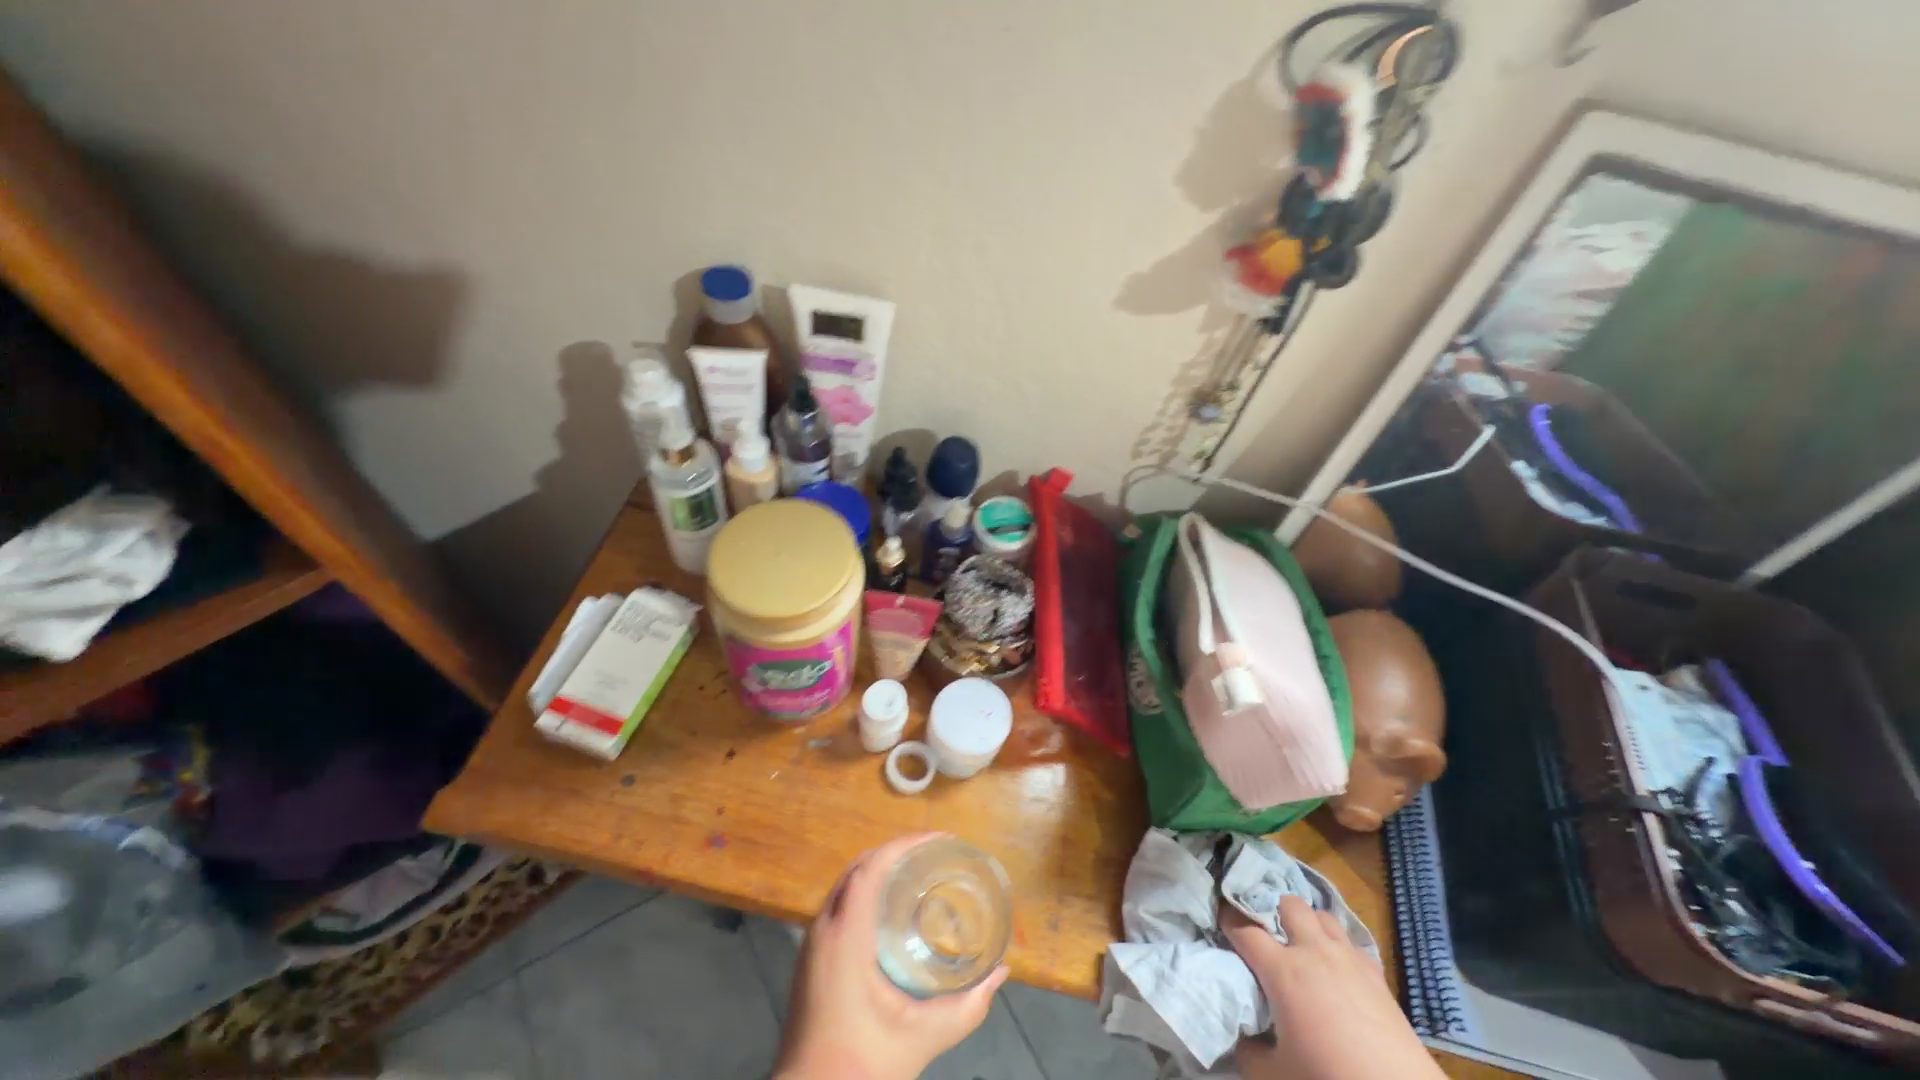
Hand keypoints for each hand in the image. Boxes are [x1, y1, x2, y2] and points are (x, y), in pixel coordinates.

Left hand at [773, 833, 1008, 1079]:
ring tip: (919, 872)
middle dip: (896, 851)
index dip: (906, 844)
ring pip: (845, 886)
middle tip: (937, 853)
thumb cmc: (862, 1063)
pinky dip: (866, 892)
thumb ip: (967, 1005)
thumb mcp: (923, 1036)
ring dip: (879, 870)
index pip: (872, 868)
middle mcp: (823, 929)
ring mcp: (812, 944)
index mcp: (845, 937)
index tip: (942, 838)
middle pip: (858, 868)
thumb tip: (1001, 973)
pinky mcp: (810, 960)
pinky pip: (840, 906)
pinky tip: (891, 911)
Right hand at [1224, 895, 1443, 1079]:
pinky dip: (1335, 943)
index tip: (1218, 917)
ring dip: (1306, 922)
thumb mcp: (1272, 1075)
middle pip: (1288, 904)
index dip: (1227, 919)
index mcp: (1283, 971)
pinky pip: (1349, 940)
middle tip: (1263, 931)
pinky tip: (1334, 968)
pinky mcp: (1376, 973)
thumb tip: (1241, 1035)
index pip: (1244, 929)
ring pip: (1322, 914)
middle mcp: (1314, 952)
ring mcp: (1348, 959)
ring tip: (1298, 943)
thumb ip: (1248, 1050)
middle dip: (1272, 909)